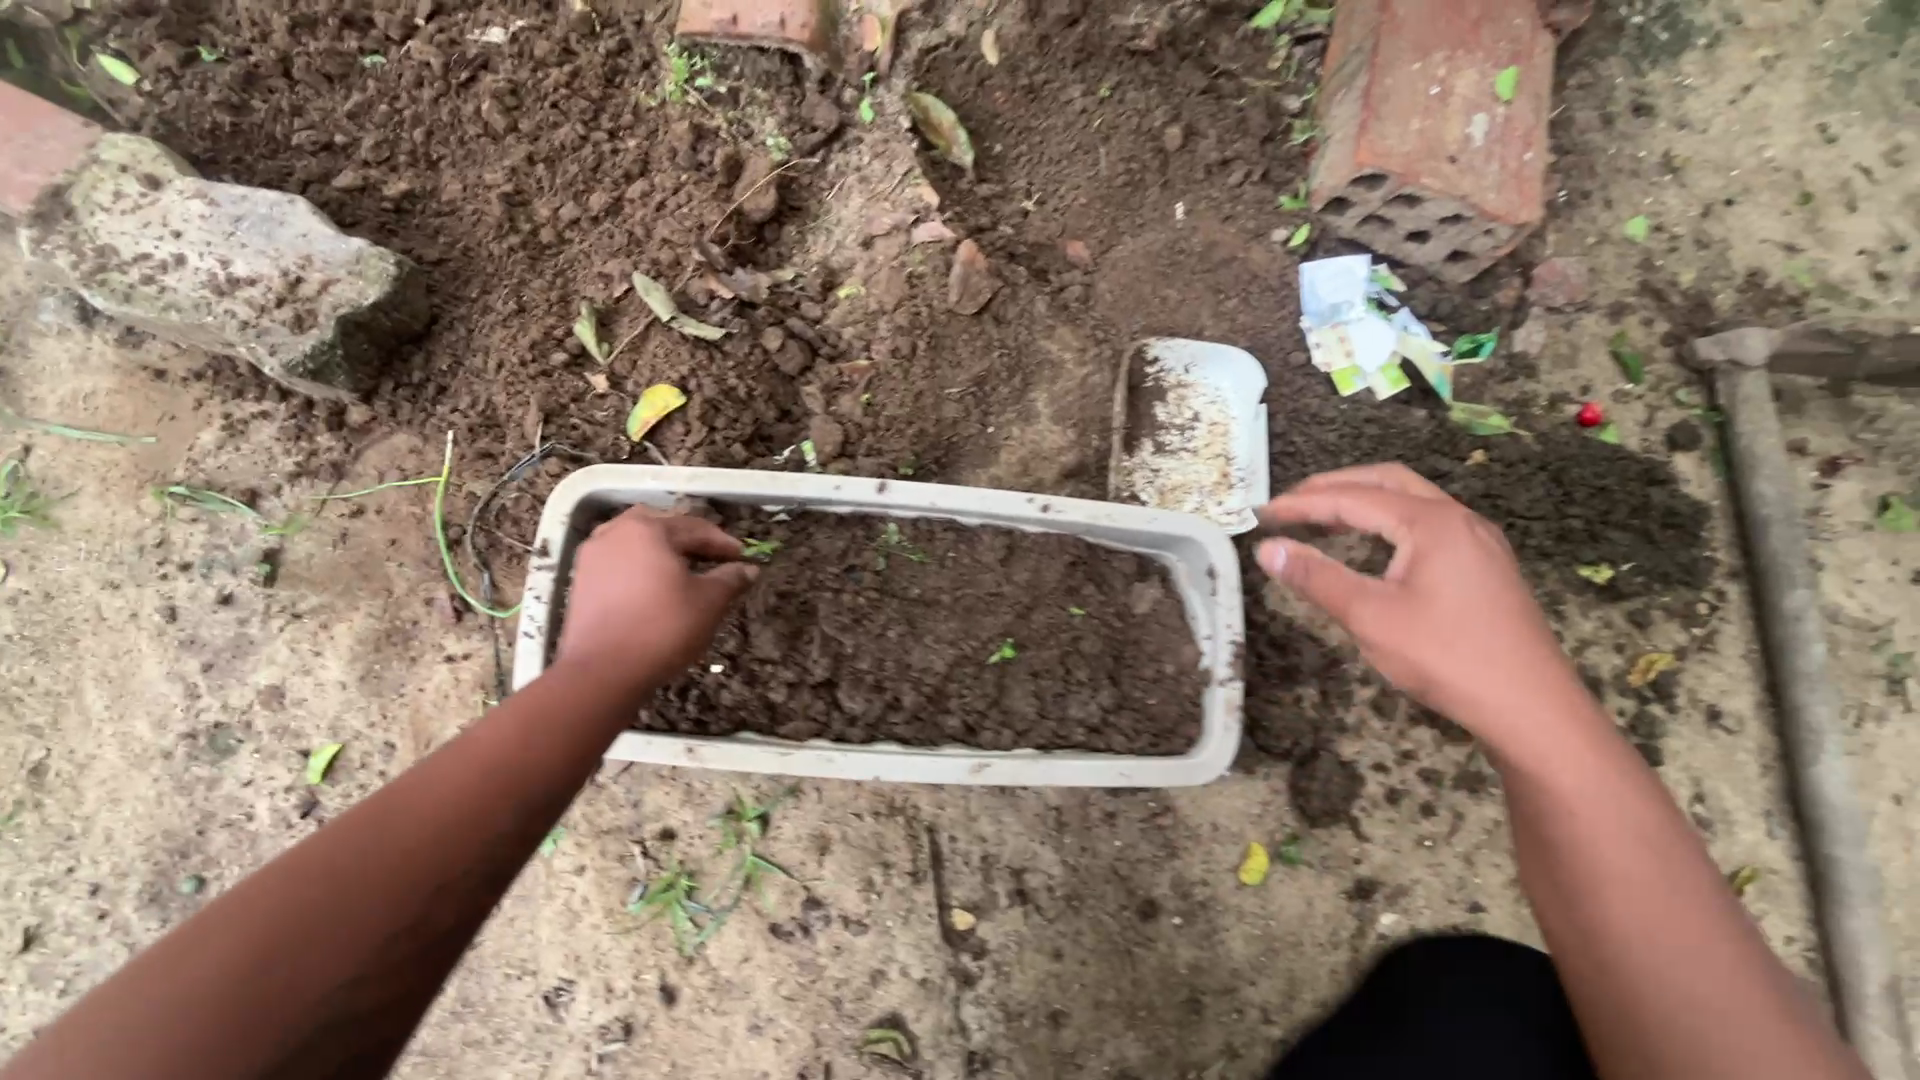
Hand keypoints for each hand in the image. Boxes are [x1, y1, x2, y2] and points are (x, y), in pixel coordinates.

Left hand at [555, 507, 757, 693]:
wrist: (603, 671)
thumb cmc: (663, 628)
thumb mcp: (709, 602)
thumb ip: (730, 579)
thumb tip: (749, 569)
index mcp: (648, 530)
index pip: (695, 528)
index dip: (722, 543)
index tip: (742, 556)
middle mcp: (615, 533)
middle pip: (660, 527)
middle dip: (687, 539)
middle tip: (711, 557)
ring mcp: (592, 556)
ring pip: (634, 542)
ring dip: (660, 551)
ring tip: (681, 570)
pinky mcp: (581, 581)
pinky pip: (618, 562)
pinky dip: (639, 566)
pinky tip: (653, 588)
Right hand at [1254, 464, 1599, 753]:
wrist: (1531, 707)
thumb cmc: (1446, 658)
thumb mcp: (1370, 617)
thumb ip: (1316, 577)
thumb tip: (1267, 549)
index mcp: (1432, 523)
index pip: (1353, 499)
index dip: (1303, 504)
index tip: (1263, 514)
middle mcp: (1459, 519)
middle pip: (1387, 482)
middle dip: (1334, 486)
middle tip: (1291, 503)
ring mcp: (1478, 541)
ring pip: (1412, 501)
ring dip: (1364, 501)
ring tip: (1322, 519)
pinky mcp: (1485, 565)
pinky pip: (1428, 524)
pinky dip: (1389, 521)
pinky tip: (1373, 546)